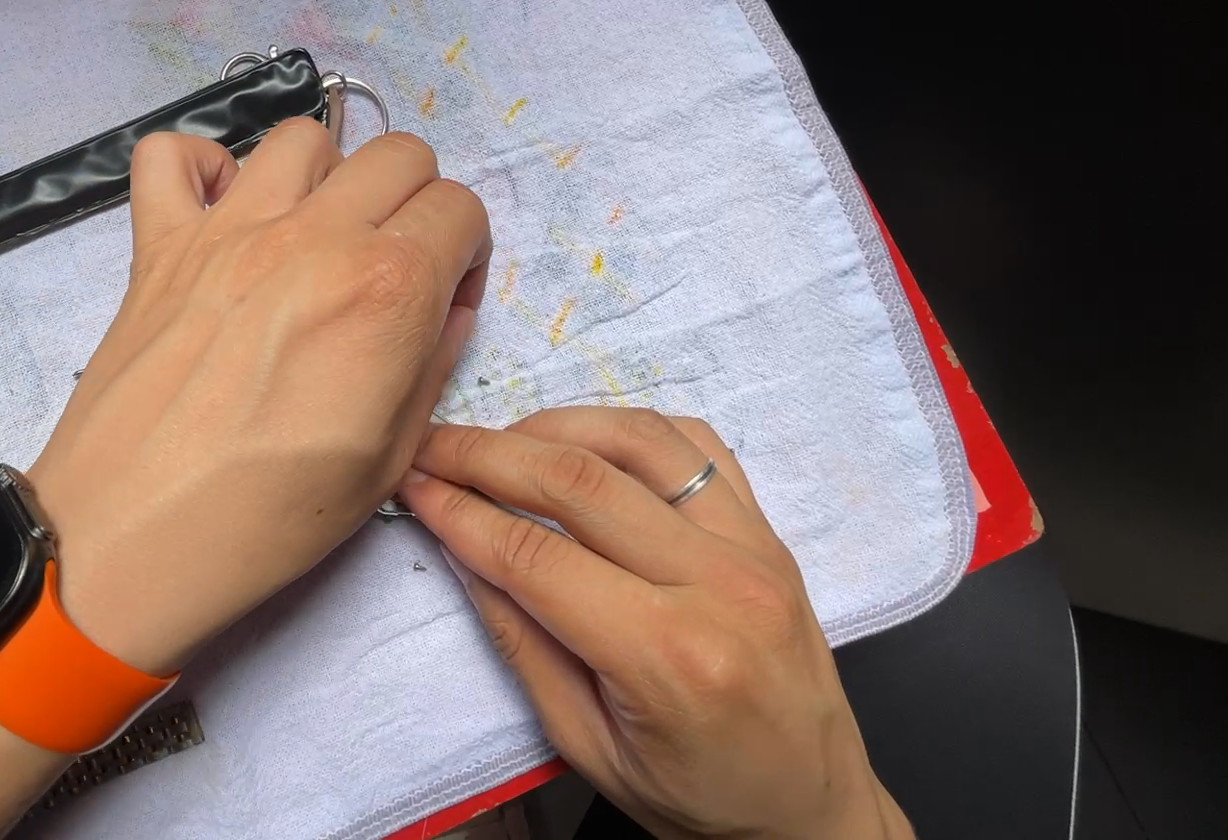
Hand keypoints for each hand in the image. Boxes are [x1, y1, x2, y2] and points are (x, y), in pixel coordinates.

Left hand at [28, 119, 490, 675]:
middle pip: (399, 154)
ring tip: (314, 235)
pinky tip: (220, 215)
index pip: (460, 209)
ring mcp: (227, 230)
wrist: (132, 541)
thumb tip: (444, 304)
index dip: (466, 253)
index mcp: (386, 289)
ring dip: (327, 177)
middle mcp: (314, 237)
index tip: (444, 295)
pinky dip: (201, 169)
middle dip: (416, 202)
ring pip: (302, 137)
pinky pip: (172, 156)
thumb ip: (433, 360)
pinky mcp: (158, 243)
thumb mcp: (390, 456)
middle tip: (394, 262)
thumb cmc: (271, 517)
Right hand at [398, 408, 912, 839]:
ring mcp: (754, 545)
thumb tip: (460, 545)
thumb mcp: (583, 744)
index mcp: (667, 657)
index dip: (460, 511)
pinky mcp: (767, 528)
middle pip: (578, 481)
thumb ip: (518, 639)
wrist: (815, 814)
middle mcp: (718, 583)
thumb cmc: (693, 798)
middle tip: (432, 445)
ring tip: (500, 441)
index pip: (535, 556)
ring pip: (636, 439)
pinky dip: (624, 426)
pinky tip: (583, 441)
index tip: (412, 483)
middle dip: (486, 454)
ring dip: (551, 426)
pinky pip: (693, 441)